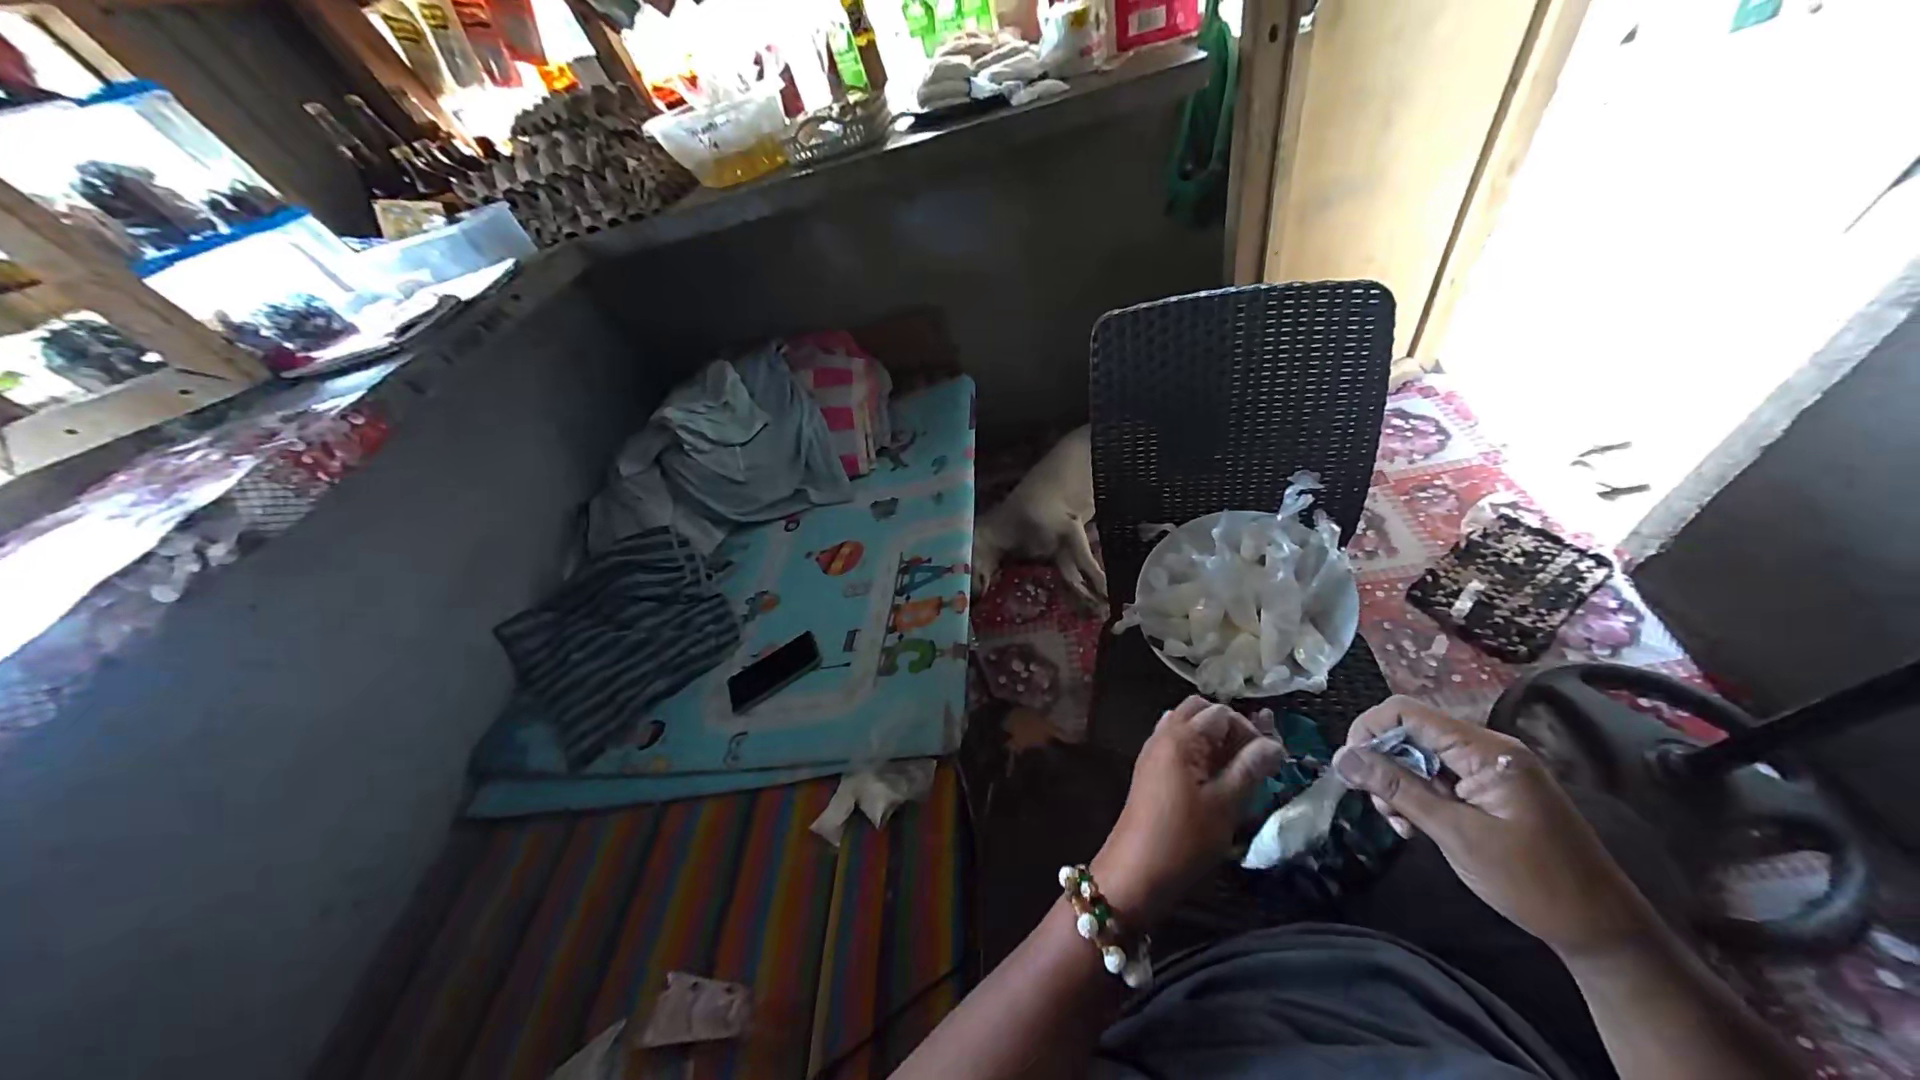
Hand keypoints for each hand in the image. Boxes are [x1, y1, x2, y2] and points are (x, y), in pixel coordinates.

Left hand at [1092, 696, 1285, 929]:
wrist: (1136, 871)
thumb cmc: (1184, 838)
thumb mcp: (1226, 804)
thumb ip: (1251, 768)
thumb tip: (1275, 743)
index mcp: (1180, 736)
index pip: (1222, 713)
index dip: (1250, 731)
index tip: (1269, 763)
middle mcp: (1163, 735)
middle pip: (1200, 712)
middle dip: (1230, 729)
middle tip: (1251, 761)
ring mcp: (1153, 751)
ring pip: (1187, 727)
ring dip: (1213, 740)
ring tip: (1236, 771)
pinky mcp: (1150, 770)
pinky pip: (1176, 745)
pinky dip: (1197, 752)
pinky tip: (1212, 778)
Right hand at [1332, 696, 1657, 958]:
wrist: (1604, 930)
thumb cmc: (1532, 881)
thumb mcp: (1455, 833)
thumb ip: (1397, 788)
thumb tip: (1341, 757)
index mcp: (1487, 751)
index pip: (1407, 712)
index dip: (1369, 730)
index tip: (1351, 768)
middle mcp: (1488, 749)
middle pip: (1411, 732)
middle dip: (1383, 762)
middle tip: (1379, 806)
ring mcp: (1492, 769)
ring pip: (1421, 755)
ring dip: (1398, 783)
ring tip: (1399, 822)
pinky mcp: (1492, 789)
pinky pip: (1440, 776)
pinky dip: (1419, 795)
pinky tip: (1416, 825)